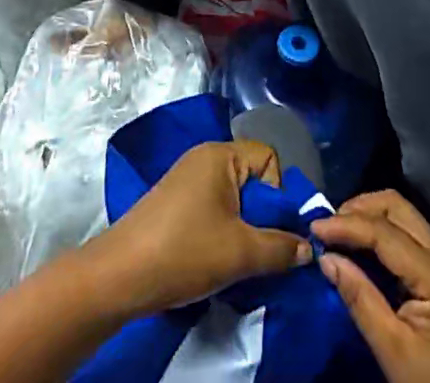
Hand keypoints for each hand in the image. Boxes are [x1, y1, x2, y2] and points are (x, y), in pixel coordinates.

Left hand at [88, 141, 311, 315]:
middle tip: (265, 249)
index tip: (278, 228)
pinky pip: (216, 209)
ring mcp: (186, 181)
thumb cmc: (185, 251)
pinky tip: (221, 260)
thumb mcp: (242, 252)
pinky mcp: (176, 204)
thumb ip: (282, 248)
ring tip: (244, 260)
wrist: (122, 274)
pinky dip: (226, 232)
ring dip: (247, 228)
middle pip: (253, 178)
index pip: (268, 158)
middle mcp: (202, 159)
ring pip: (235, 198)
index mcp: (219, 156)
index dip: (280, 192)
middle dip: (266, 214)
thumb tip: (308, 247)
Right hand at [311, 191, 429, 382]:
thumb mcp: (393, 350)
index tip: (312, 228)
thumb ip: (359, 298)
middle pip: (397, 207)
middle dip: (358, 209)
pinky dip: (381, 231)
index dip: (344, 225)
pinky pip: (409, 235)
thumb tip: (326, 258)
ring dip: (368, 217)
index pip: (384, 231)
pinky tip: (360, 248)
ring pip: (404, 216)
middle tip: (328, 229)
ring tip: (338, 235)